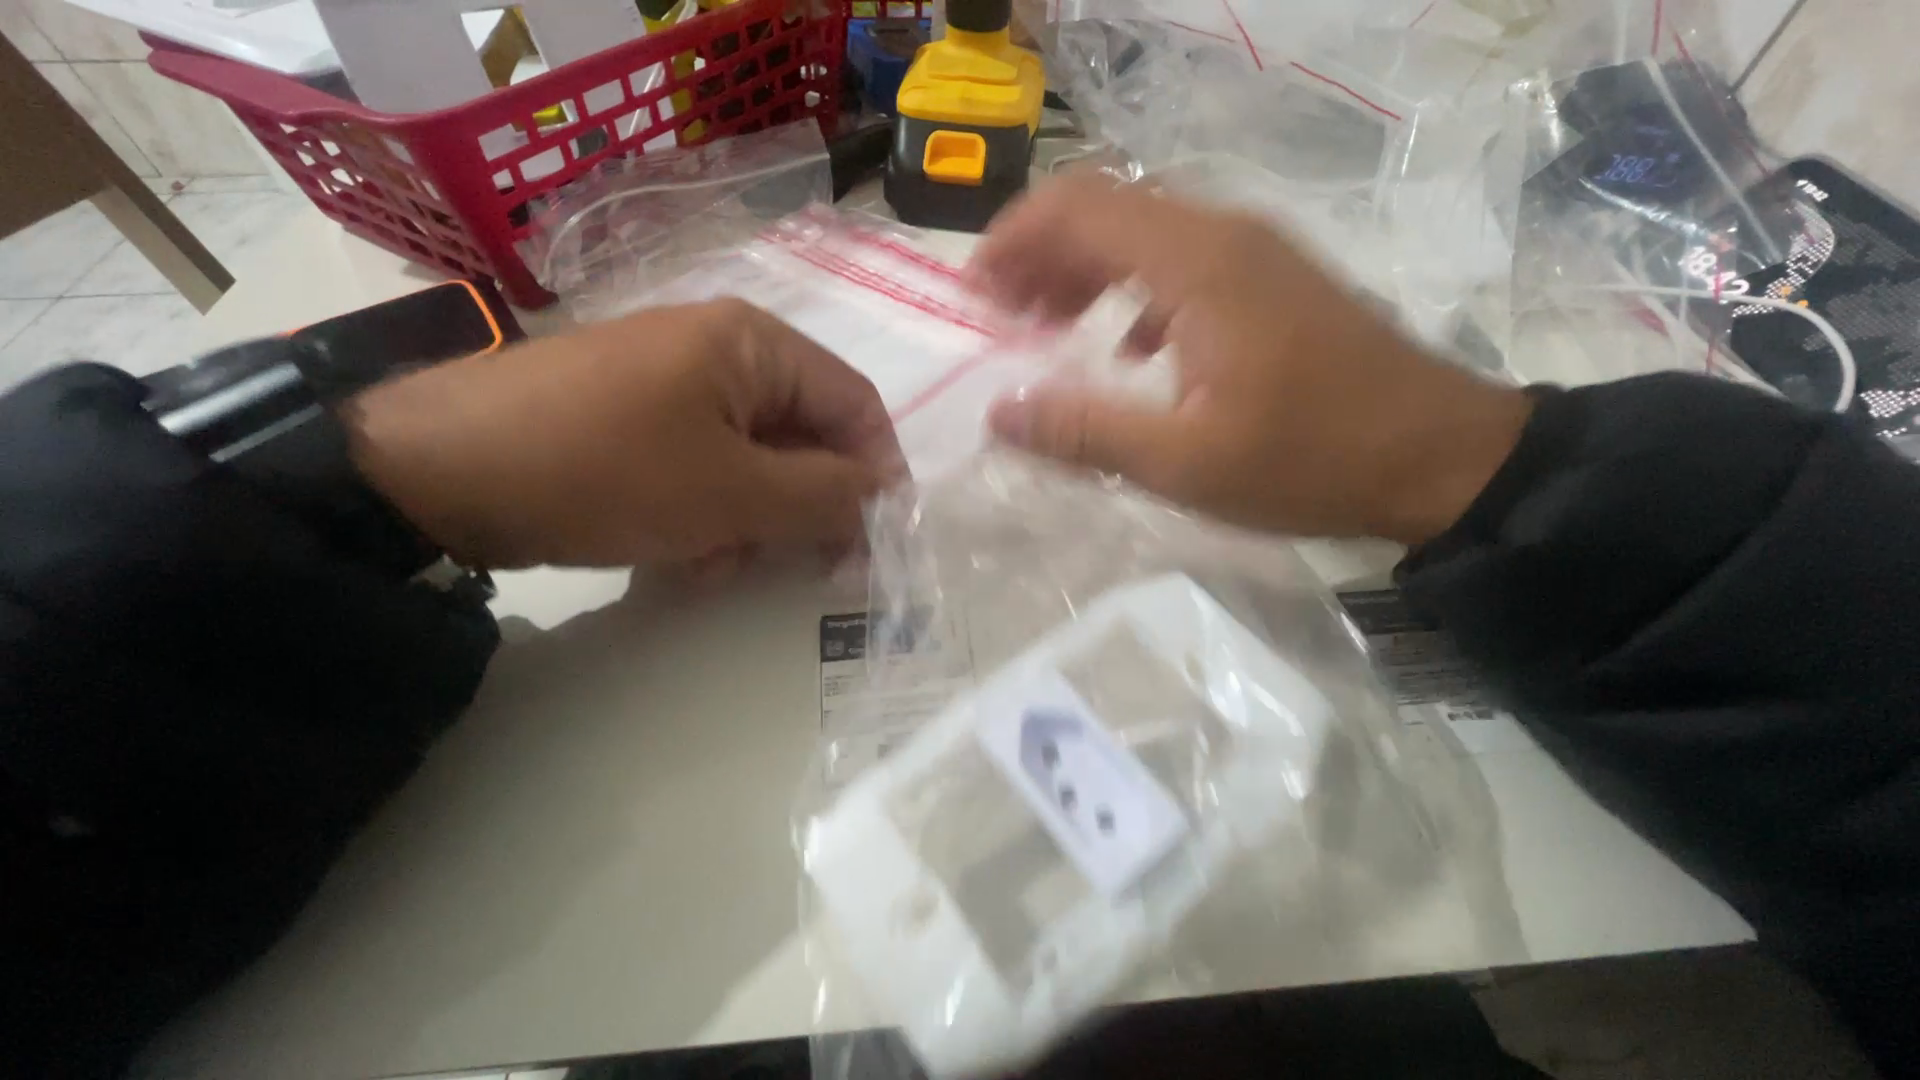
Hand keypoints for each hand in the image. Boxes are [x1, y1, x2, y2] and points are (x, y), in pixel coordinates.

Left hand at [344, 299, 903, 569]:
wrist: (438, 469)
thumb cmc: (608, 470)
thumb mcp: (734, 493)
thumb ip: (827, 496)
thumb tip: (887, 496)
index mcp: (756, 344)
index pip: (856, 404)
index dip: (878, 473)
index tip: (879, 541)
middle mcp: (721, 351)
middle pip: (805, 436)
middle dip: (803, 508)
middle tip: (795, 567)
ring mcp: (672, 384)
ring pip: (754, 462)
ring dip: (751, 522)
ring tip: (710, 562)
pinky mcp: (634, 419)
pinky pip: (704, 468)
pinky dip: (706, 514)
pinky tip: (676, 553)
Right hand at [969, 176, 1532, 544]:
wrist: (1442, 458)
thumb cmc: (1310, 459)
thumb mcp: (1184, 461)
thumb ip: (1083, 431)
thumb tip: (999, 413)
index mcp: (1196, 261)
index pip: (1078, 206)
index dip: (1011, 240)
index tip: (973, 295)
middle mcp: (1223, 234)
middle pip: (1106, 210)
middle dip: (1040, 256)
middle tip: (1000, 318)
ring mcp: (1254, 252)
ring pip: (1144, 234)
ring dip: (1084, 272)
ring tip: (1047, 331)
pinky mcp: (1273, 280)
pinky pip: (1181, 262)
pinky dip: (1133, 291)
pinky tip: (1128, 351)